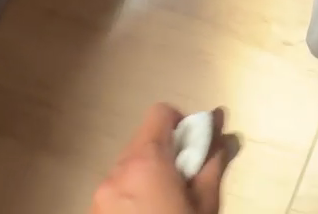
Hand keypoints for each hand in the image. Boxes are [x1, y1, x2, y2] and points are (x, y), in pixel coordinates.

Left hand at [91, 105, 227, 213]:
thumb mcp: (205, 204)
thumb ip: (211, 161)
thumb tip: (219, 131)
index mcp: (145, 162)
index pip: (160, 113)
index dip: (181, 123)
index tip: (193, 149)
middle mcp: (116, 173)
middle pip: (143, 141)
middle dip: (165, 152)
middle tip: (183, 180)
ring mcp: (98, 198)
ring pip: (128, 167)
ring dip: (147, 174)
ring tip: (164, 204)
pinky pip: (115, 191)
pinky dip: (131, 194)